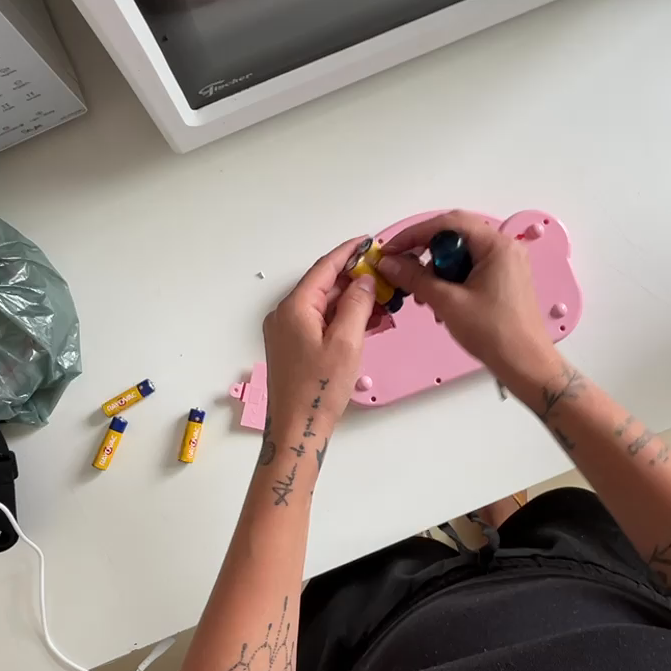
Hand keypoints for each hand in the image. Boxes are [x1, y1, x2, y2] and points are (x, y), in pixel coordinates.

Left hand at [261, 237, 378, 440]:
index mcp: (294, 307)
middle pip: (323, 286)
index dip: (348, 253)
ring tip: (383, 302)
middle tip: (385, 277)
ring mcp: (287, 331)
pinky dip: (342, 319)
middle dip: (355, 280)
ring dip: (351, 302)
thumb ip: (357, 305)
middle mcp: (285, 314)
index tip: (369, 242)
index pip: (324, 268)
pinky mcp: (293, 347)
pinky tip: (367, 322)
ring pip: (323, 305)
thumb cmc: (320, 388)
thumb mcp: (347, 342)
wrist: (297, 429)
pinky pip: (320, 322)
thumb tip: (365, 279)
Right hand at [377, 211, 556, 382]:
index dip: (415, 234)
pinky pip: (469, 269)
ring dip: (436, 270)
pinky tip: (440, 302)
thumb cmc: (492, 332)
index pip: (448, 223)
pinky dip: (450, 280)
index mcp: (496, 245)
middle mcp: (504, 247)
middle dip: (425, 253)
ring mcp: (505, 264)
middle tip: (401, 269)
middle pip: (454, 236)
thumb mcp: (447, 302)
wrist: (524, 364)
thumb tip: (388, 263)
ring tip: (421, 294)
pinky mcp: (503, 279)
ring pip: (460, 254)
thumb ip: (415, 278)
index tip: (391, 250)